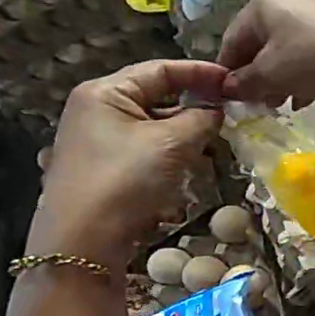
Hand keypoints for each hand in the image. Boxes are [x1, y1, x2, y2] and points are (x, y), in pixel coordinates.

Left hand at [30, 60, 226, 270]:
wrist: (82, 246)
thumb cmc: (125, 181)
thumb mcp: (172, 143)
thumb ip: (201, 119)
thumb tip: (217, 110)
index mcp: (104, 92)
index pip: (160, 69)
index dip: (200, 72)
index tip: (232, 81)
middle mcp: (93, 111)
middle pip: (154, 96)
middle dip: (192, 105)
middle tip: (228, 113)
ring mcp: (93, 143)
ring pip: (149, 126)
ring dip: (182, 133)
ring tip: (213, 143)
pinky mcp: (99, 171)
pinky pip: (141, 151)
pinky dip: (167, 154)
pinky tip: (187, 167)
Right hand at [217, 0, 314, 105]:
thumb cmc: (313, 58)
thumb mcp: (271, 74)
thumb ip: (244, 83)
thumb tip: (228, 89)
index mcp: (261, 4)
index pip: (231, 41)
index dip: (227, 73)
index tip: (228, 101)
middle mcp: (285, 1)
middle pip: (258, 45)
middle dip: (255, 78)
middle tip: (257, 106)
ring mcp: (313, 13)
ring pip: (284, 51)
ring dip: (278, 80)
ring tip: (280, 105)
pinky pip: (307, 53)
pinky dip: (301, 74)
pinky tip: (304, 98)